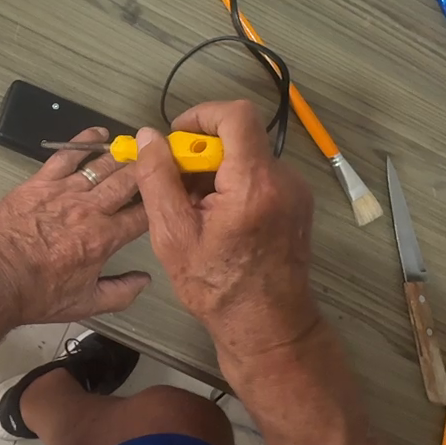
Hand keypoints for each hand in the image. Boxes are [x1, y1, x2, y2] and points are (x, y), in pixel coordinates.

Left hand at [0, 127, 151, 328]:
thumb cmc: (36, 294)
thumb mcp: (85, 304)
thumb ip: (120, 293)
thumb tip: (144, 280)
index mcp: (104, 238)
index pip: (143, 214)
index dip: (160, 201)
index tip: (171, 191)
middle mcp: (89, 209)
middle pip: (127, 181)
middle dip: (147, 169)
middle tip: (160, 158)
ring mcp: (64, 191)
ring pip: (101, 165)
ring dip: (121, 154)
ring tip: (136, 146)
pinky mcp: (40, 182)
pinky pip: (66, 155)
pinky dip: (83, 142)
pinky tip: (97, 133)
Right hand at [135, 101, 319, 360]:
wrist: (269, 329)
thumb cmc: (217, 287)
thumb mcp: (172, 234)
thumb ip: (157, 178)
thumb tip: (148, 137)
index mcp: (254, 183)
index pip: (236, 115)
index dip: (202, 115)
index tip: (176, 139)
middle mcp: (283, 179)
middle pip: (238, 137)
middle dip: (201, 153)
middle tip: (177, 186)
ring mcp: (295, 191)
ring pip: (246, 156)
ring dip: (215, 171)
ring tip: (194, 209)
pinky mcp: (297, 203)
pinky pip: (259, 174)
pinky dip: (233, 183)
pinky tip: (216, 218)